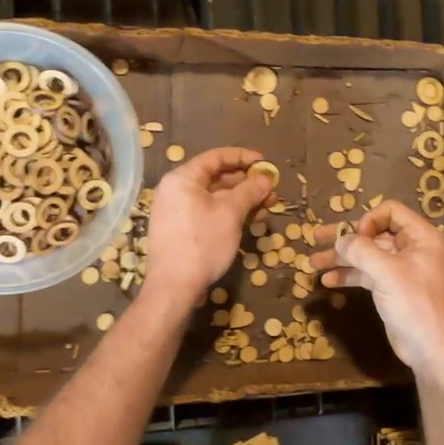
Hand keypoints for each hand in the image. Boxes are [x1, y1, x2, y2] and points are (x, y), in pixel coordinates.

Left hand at [143, 147, 274, 304]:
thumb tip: (266, 178)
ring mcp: (176, 211)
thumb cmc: (202, 244)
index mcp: (182, 178)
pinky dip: (228, 213)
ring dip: (240, 199)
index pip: (216, 157)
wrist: (173, 286)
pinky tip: (249, 220)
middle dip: (245, 182)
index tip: (265, 162)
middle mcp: (175, 190)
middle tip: (270, 188)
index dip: (243, 157)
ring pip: (213, 197)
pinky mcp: (180, 229)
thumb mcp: (230, 214)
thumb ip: (249, 191)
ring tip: (266, 206)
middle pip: (215, 177)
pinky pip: (207, 212)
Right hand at [309, 201, 443, 379]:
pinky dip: (349, 276)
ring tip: (313, 263)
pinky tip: (328, 281)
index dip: (368, 220)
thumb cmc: (416, 304)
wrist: (435, 350)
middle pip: (374, 234)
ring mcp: (401, 271)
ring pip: (367, 256)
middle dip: (345, 238)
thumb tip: (340, 239)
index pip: (390, 212)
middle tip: (316, 238)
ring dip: (342, 258)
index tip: (354, 238)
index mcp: (420, 237)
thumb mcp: (387, 273)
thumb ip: (361, 251)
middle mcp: (411, 249)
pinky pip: (368, 275)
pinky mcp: (392, 290)